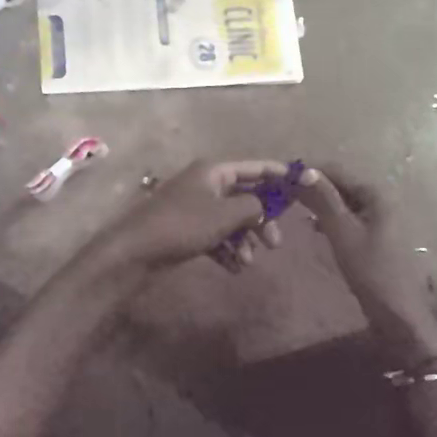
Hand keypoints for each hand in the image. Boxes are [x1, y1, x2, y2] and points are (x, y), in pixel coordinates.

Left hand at [94, 160, 292, 271]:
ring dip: (244, 241)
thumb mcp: (225, 214)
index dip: (278, 174)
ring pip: (231, 222)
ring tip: (246, 262)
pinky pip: (216, 237)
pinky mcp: (187, 232)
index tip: (300, 182)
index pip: (253, 167)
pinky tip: (233, 268)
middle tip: (275, 244)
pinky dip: (227, 251)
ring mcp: (195, 209)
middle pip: (245, 199)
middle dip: (262, 221)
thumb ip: (253, 207)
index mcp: (213, 171)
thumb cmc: (182, 225)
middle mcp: (205, 185)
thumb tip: (262, 209)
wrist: (135, 252)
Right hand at [293, 168, 436, 362]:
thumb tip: (304, 170)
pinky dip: (330, 218)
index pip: (336, 170)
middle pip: (340, 184)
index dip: (307, 171)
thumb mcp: (343, 234)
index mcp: (375, 193)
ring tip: (291, 206)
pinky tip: (314, 227)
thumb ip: (324, 201)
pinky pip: (348, 218)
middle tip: (281, 192)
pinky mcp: (374, 236)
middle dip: (312, 186)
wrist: (398, 312)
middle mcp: (379, 199)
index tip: (279, 176)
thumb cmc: (372, 271)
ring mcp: (378, 218)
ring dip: (319, 203)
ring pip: (343, 202)